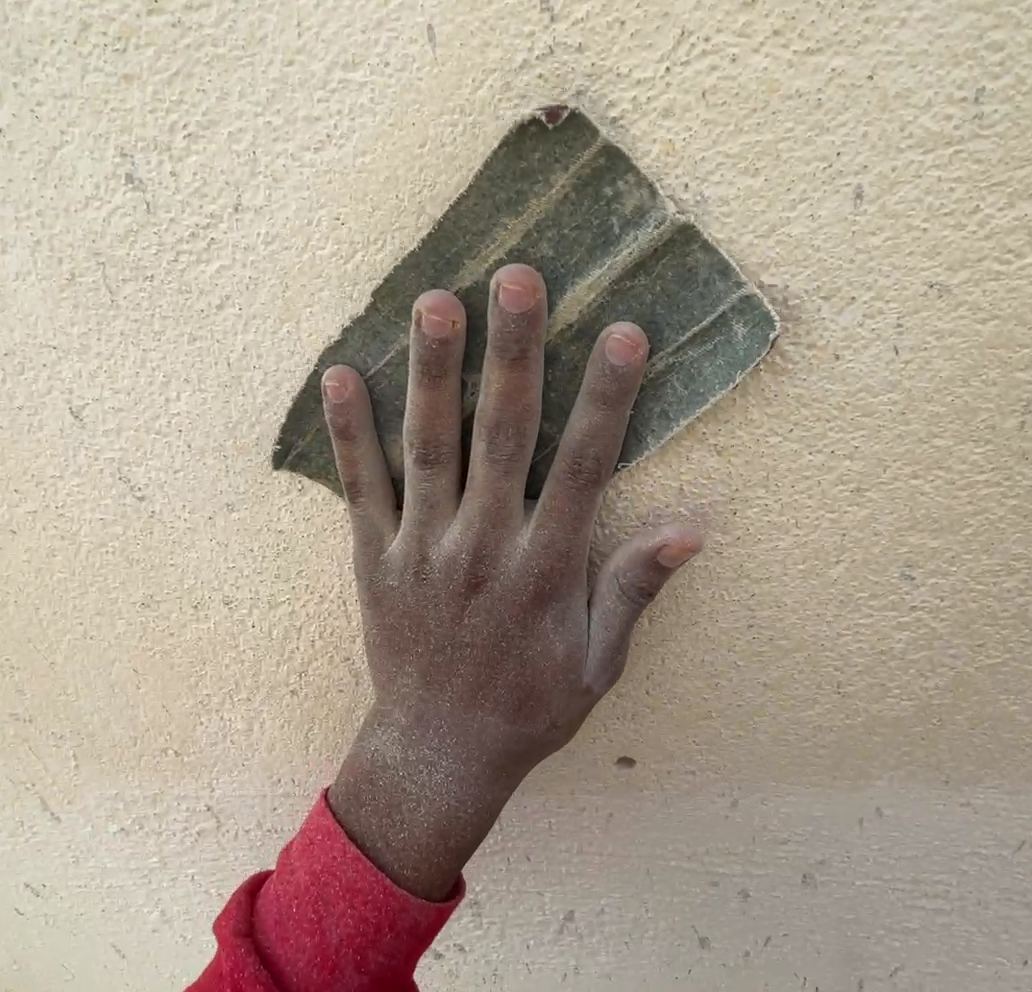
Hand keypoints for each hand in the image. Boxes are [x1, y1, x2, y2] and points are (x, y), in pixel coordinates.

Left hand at [319, 263, 702, 899]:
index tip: (622, 333)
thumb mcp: (597, 663)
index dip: (605, 399)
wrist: (437, 753)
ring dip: (432, 372)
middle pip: (501, 437)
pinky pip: (360, 487)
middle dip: (513, 354)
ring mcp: (421, 549)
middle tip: (517, 277)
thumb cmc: (528, 708)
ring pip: (428, 446)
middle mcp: (482, 547)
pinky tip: (341, 373)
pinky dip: (349, 432)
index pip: (582, 469)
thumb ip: (633, 590)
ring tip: (434, 300)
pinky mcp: (374, 558)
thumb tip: (690, 529)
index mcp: (544, 571)